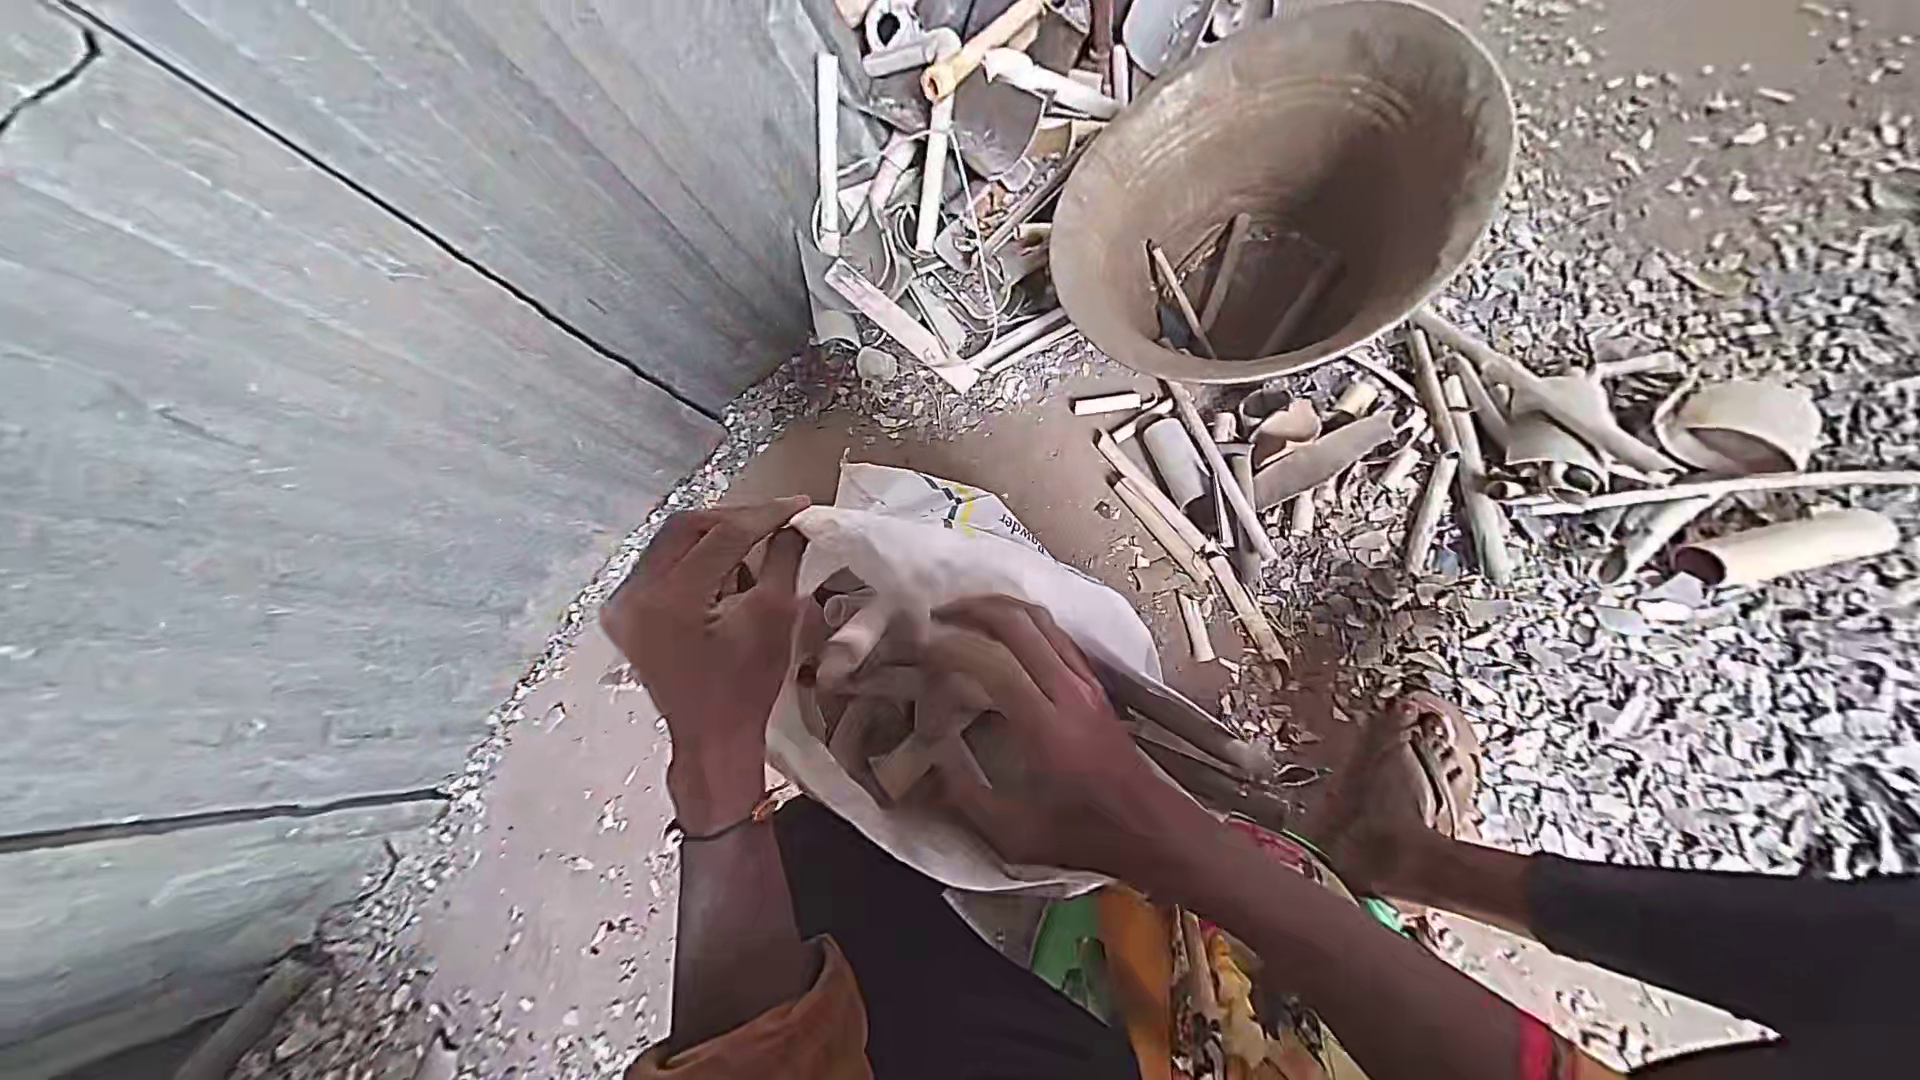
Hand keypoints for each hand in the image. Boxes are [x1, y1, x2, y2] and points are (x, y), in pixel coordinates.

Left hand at [601, 498, 809, 831]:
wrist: (713, 735)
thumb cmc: (748, 684)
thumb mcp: (774, 616)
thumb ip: (783, 559)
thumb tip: (791, 524)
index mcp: (670, 600)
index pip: (722, 535)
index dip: (765, 514)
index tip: (798, 504)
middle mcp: (634, 595)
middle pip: (687, 527)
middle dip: (737, 518)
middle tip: (777, 517)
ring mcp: (622, 604)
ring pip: (672, 541)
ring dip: (717, 535)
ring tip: (757, 544)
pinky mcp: (625, 612)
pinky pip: (663, 563)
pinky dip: (698, 557)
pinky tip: (727, 569)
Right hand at [926, 596, 1212, 884]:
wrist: (1152, 828)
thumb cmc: (1085, 834)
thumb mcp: (1013, 834)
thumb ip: (963, 795)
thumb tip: (928, 759)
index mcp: (1045, 727)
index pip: (991, 662)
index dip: (950, 648)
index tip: (921, 652)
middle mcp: (1067, 691)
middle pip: (1016, 623)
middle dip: (970, 610)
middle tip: (936, 617)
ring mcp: (1084, 681)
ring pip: (1039, 619)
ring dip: (997, 607)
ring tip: (963, 614)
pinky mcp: (1094, 681)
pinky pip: (1055, 632)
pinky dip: (1023, 619)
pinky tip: (1003, 629)